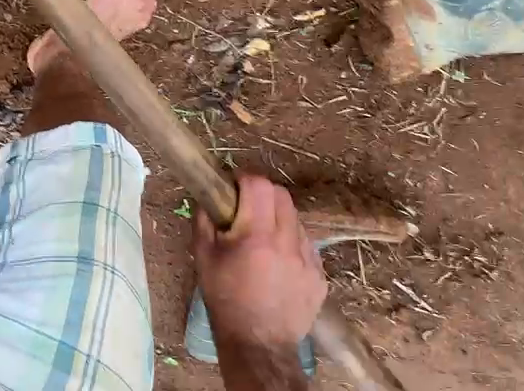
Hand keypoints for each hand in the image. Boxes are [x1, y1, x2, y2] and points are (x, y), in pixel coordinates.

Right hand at [193, 174, 326, 353]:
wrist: (259, 344)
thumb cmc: (225, 297)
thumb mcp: (203, 255)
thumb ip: (204, 219)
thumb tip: (207, 195)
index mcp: (258, 236)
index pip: (260, 185)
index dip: (244, 179)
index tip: (232, 187)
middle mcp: (288, 243)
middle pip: (282, 195)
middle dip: (262, 193)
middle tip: (246, 206)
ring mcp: (309, 261)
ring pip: (296, 219)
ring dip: (277, 217)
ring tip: (262, 236)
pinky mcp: (320, 277)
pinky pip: (306, 245)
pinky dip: (290, 242)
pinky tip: (276, 260)